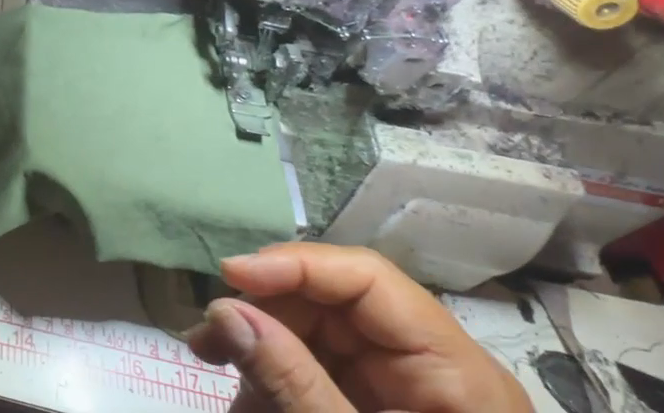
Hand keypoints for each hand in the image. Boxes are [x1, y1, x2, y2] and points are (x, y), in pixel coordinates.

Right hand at [184, 243, 532, 412]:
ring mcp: (403, 386)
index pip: (370, 280)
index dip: (296, 265)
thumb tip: (223, 308)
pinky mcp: (376, 404)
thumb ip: (294, 385)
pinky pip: (314, 364)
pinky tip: (245, 393)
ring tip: (211, 361)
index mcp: (458, 373)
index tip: (228, 275)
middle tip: (205, 340)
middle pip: (333, 301)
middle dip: (264, 310)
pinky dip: (272, 374)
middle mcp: (432, 365)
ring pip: (314, 328)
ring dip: (258, 341)